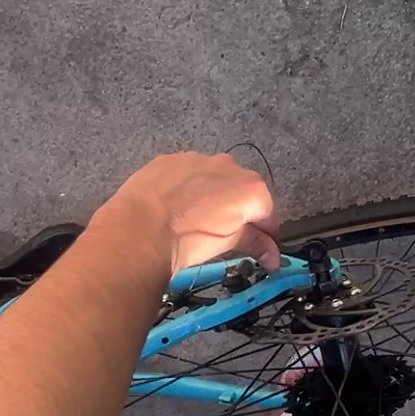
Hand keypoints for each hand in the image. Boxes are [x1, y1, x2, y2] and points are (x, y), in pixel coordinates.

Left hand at [96, 153, 279, 273]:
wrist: (140, 229)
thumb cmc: (190, 238)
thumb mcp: (229, 243)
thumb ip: (257, 243)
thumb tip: (274, 257)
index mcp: (251, 188)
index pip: (268, 213)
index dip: (266, 234)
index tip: (261, 250)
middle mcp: (229, 165)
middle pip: (242, 191)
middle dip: (238, 212)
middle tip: (225, 236)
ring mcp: (197, 158)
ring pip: (212, 179)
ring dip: (211, 197)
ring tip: (194, 221)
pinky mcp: (169, 159)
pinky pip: (186, 174)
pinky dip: (185, 189)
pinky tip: (173, 208)